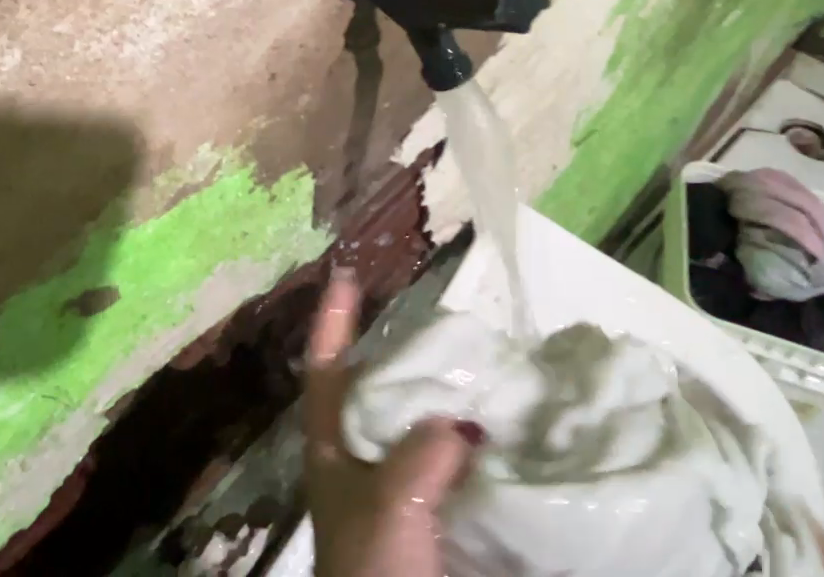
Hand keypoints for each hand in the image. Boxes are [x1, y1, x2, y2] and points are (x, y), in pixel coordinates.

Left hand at [303, 267, 484, 576]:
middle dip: (399, 357)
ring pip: (413, 426)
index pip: (324, 370)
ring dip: (439, 400)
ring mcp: (391, 490)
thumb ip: (423, 449)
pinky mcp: (425, 519)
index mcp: (331, 449)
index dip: (331, 322)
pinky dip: (469, 445)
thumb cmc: (374, 566)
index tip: (344, 276)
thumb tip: (460, 426)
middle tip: (437, 325)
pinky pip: (447, 466)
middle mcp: (358, 462)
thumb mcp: (392, 500)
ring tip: (476, 368)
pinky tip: (498, 432)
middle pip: (373, 392)